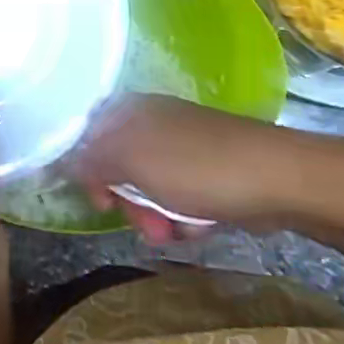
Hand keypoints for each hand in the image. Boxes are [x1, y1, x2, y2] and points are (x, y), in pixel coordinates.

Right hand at [72, 93, 300, 241]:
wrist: (276, 179)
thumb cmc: (197, 167)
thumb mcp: (133, 160)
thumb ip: (94, 158)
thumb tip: (68, 160)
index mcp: (135, 111)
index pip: (92, 133)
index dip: (88, 167)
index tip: (98, 199)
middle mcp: (156, 124)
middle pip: (120, 165)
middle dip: (127, 201)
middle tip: (141, 222)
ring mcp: (184, 148)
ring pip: (149, 187)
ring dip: (155, 215)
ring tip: (172, 232)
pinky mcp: (207, 172)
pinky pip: (178, 196)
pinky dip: (183, 215)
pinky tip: (198, 225)